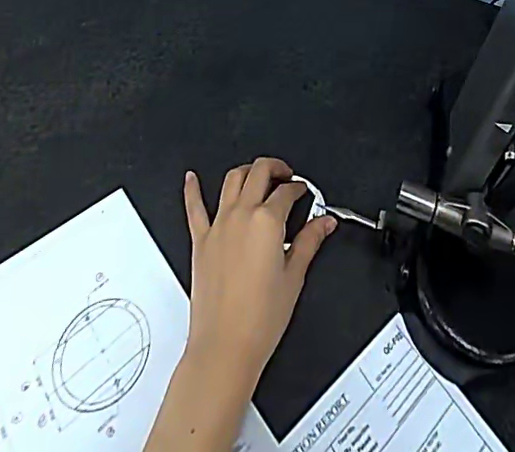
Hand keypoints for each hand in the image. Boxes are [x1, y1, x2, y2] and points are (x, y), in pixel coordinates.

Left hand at [144, 159, 335, 451]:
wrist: (225, 346)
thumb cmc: (259, 318)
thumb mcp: (295, 276)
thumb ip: (310, 241)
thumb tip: (324, 223)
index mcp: (268, 221)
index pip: (287, 191)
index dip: (299, 189)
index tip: (304, 193)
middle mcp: (241, 216)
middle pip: (259, 172)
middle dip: (276, 168)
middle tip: (286, 175)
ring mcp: (218, 226)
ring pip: (231, 179)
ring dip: (247, 170)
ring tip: (257, 173)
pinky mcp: (201, 242)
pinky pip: (193, 208)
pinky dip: (192, 189)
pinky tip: (191, 178)